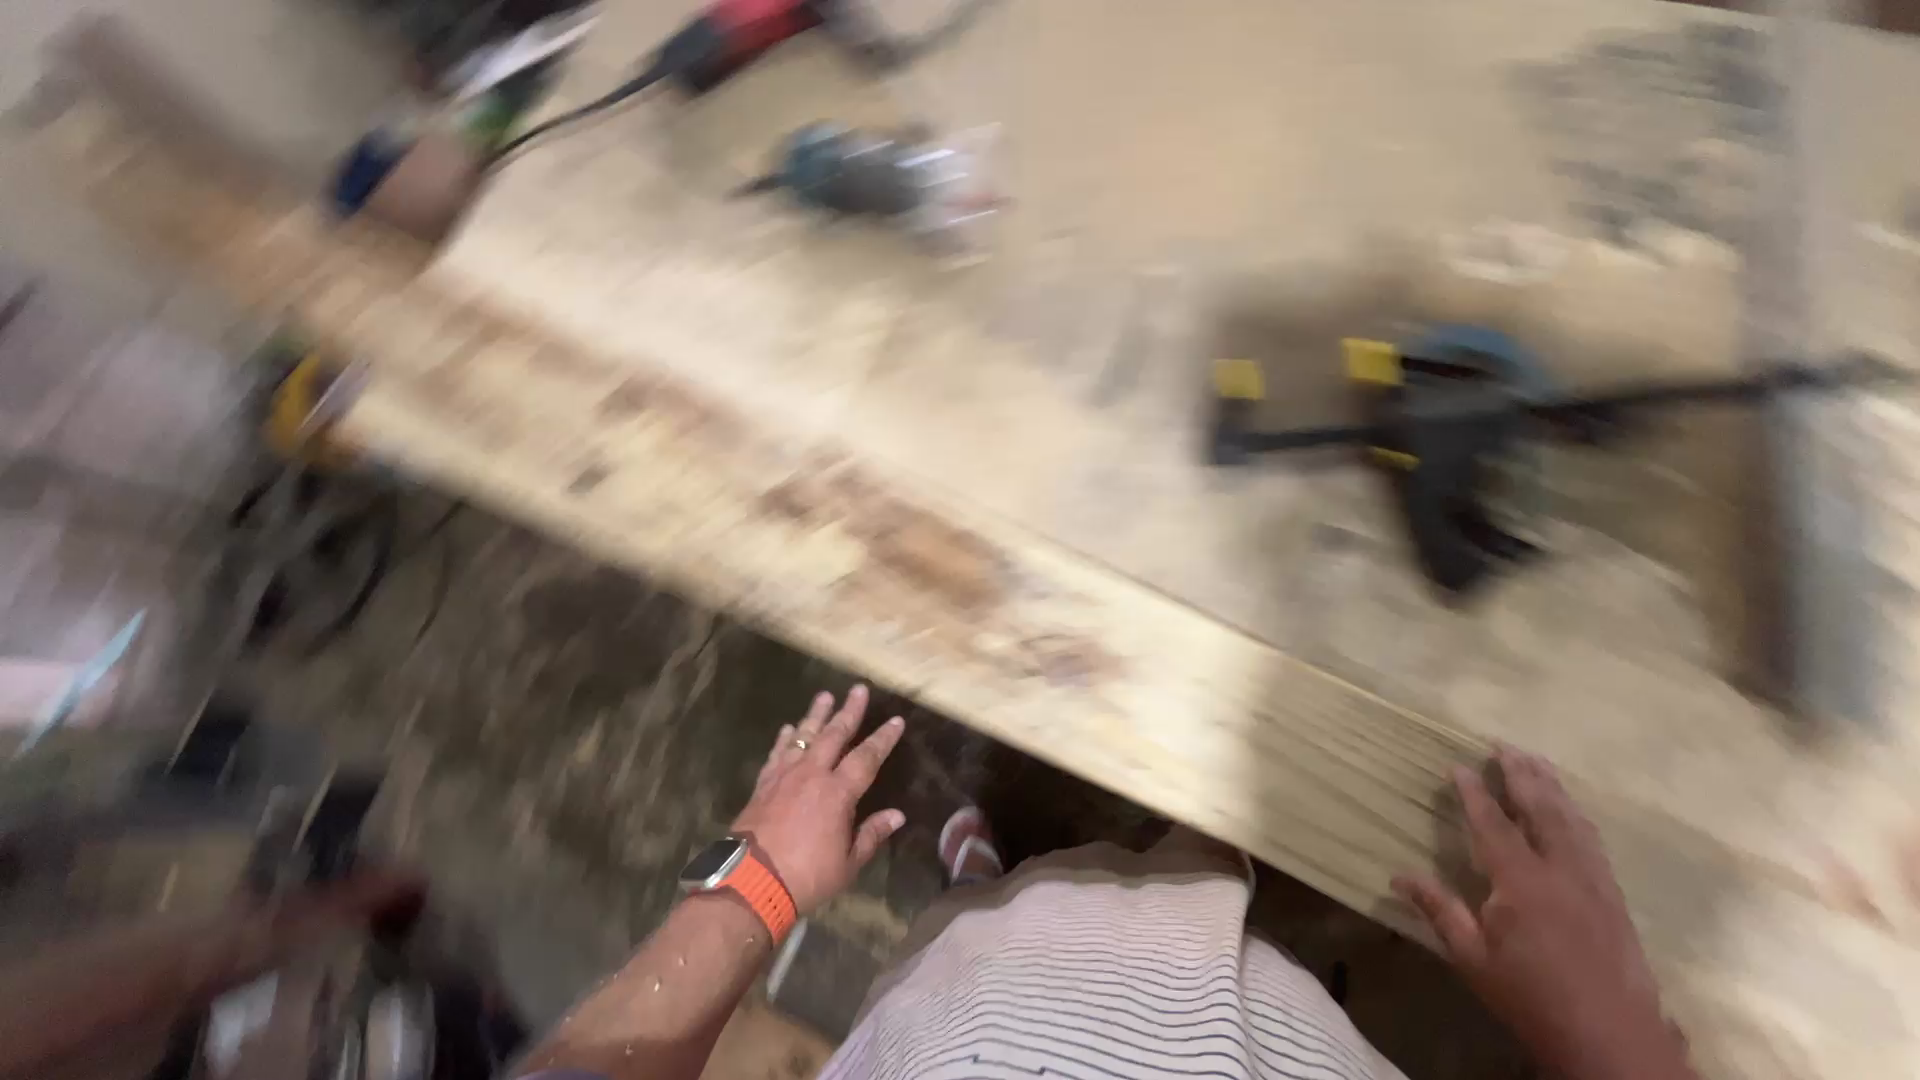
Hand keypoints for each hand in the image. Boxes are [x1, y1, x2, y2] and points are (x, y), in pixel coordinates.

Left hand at [732, 685, 906, 914]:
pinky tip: (789, 728)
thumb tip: (897, 815)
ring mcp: (784, 776)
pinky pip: (777, 753)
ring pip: (804, 736)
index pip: (867, 757)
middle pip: (834, 734)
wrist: (750, 883)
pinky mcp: (763, 784)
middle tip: (858, 689)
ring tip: (825, 695)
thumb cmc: (806, 876)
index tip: (896, 720)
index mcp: (838, 792)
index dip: (883, 738)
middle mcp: (812, 774)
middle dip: (849, 711)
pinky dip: (785, 738)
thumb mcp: (848, 863)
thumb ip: (871, 834)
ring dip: (816, 715)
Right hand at [1393, 746, 1693, 1079]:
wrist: (1614, 1044)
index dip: (1474, 792)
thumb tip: (1398, 875)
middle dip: (1521, 774)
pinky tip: (1572, 812)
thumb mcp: (1473, 959)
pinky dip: (1577, 817)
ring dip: (1553, 788)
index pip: (1493, 824)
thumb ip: (1440, 910)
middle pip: (1542, 810)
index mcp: (1522, 883)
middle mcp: (1562, 872)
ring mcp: (1595, 884)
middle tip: (1503, 745)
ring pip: (1573, 822)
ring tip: (1536, 762)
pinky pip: (1594, 843)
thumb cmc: (1531, 999)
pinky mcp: (1615, 900)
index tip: (1457, 765)